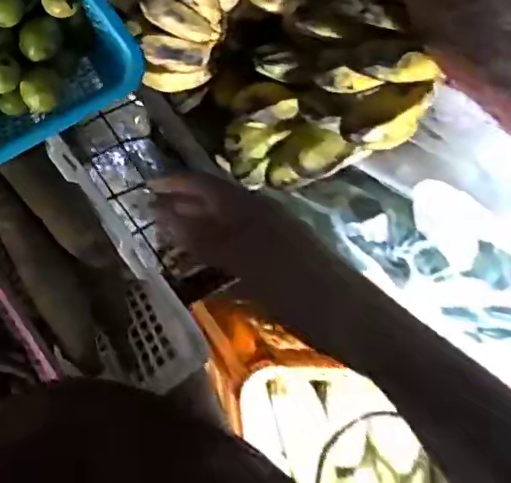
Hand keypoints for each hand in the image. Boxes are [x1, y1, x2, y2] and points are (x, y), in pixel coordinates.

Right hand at [150, 172, 317, 280]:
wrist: (366, 327)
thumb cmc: (301, 288)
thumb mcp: (247, 261)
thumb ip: (203, 237)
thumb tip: (160, 212)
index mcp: (251, 208)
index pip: (204, 183)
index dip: (174, 182)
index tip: (144, 187)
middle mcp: (260, 215)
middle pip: (213, 200)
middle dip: (181, 202)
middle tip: (148, 211)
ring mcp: (273, 237)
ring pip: (224, 222)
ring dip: (196, 225)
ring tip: (168, 235)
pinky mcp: (280, 261)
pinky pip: (236, 243)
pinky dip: (214, 246)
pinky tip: (205, 261)